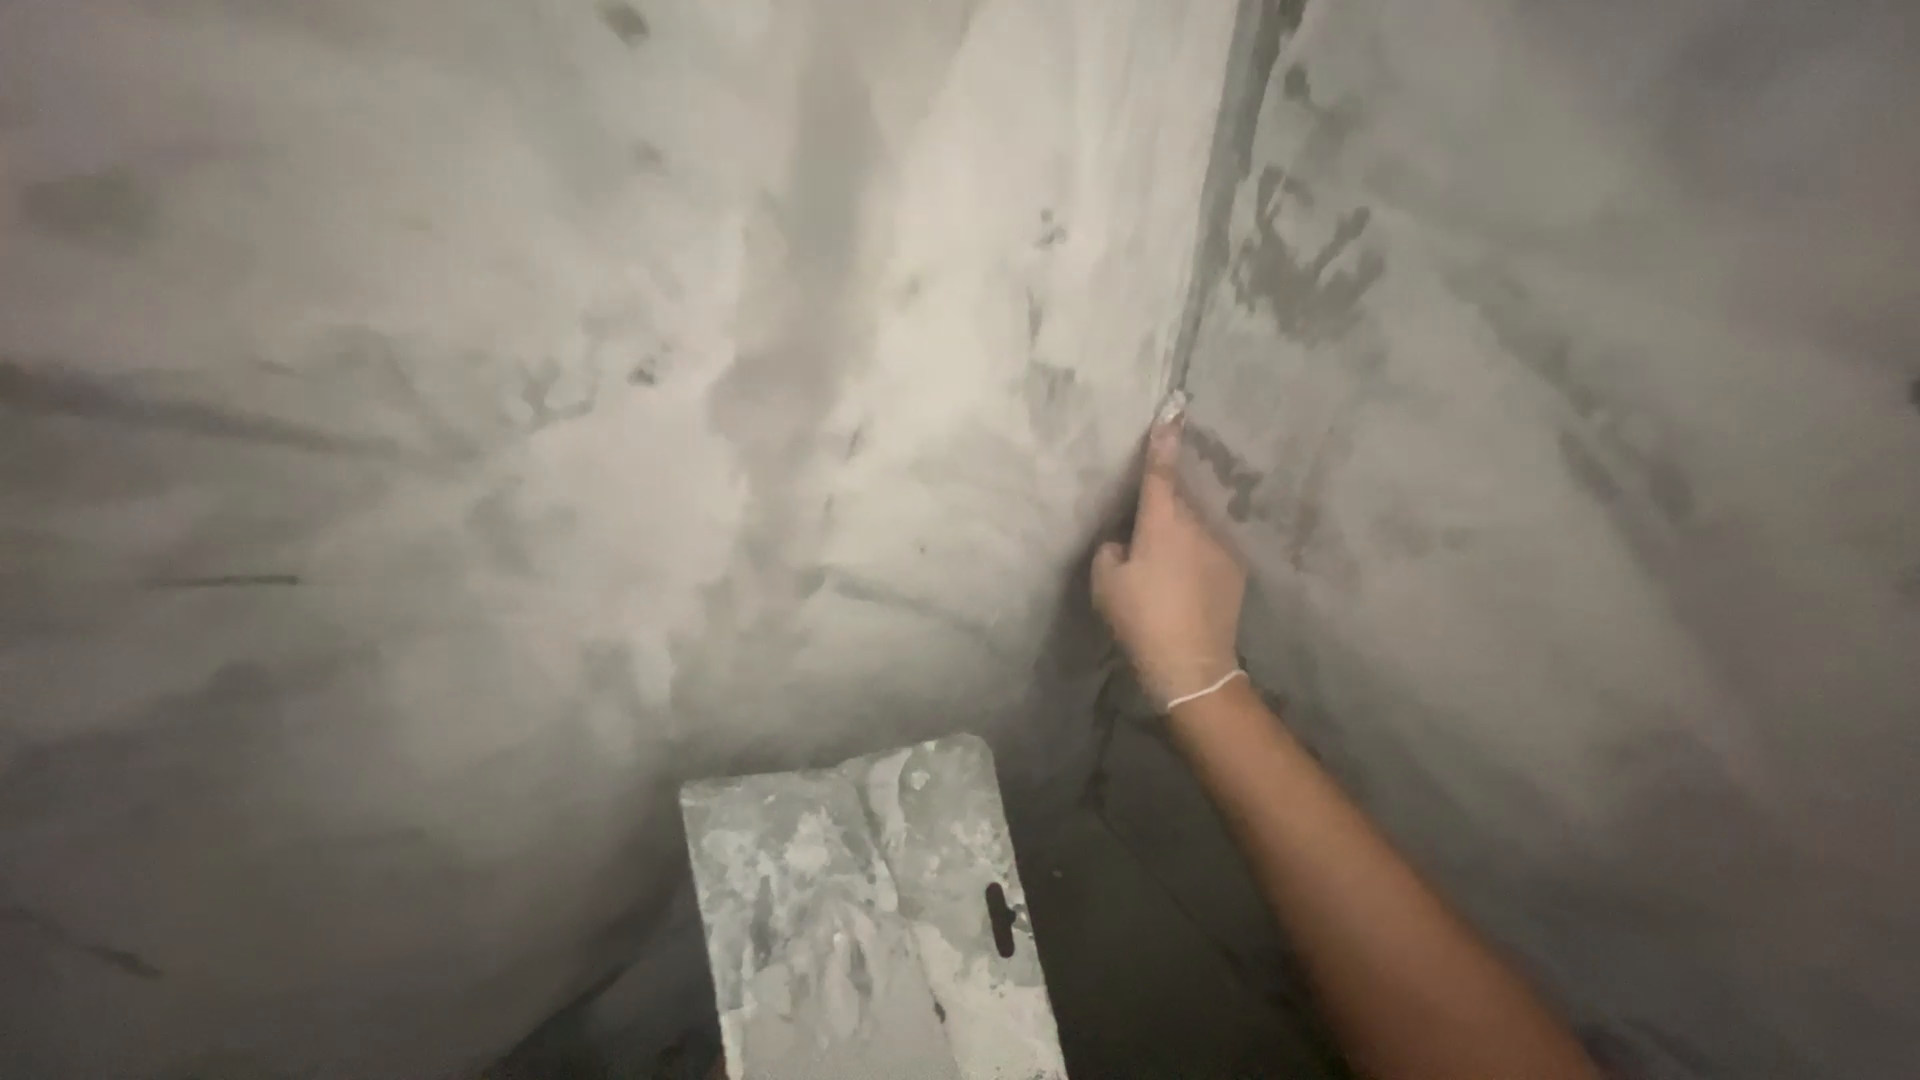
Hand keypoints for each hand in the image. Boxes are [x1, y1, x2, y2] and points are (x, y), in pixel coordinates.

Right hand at [1092, 415, 1247, 705]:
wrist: (1191, 663)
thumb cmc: (1140, 618)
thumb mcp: (1105, 581)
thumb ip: (1111, 548)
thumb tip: (1125, 540)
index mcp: (1161, 521)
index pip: (1160, 471)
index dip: (1162, 440)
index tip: (1172, 410)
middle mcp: (1196, 524)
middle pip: (1175, 502)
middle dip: (1161, 510)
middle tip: (1142, 538)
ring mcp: (1221, 546)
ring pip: (1193, 528)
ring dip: (1179, 538)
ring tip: (1165, 572)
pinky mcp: (1236, 570)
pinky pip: (1209, 551)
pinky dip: (1195, 559)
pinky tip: (1185, 587)